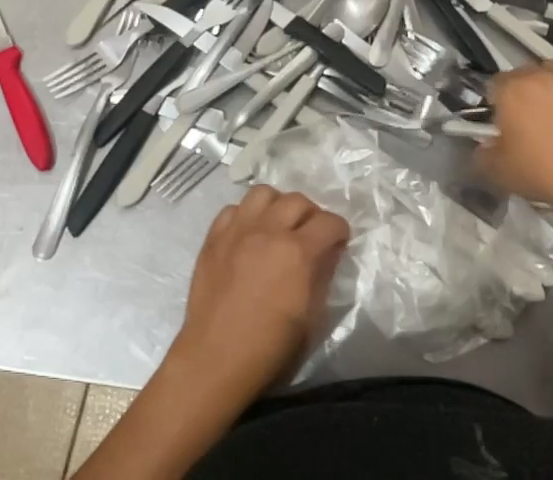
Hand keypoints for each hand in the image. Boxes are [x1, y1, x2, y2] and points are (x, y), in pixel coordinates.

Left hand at [168, 185, 348, 394]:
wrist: (216, 358)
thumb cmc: (271, 346)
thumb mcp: (312, 316)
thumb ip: (323, 274)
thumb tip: (329, 252)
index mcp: (298, 252)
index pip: (329, 221)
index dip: (339, 231)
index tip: (338, 242)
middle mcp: (268, 231)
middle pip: (298, 200)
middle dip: (311, 214)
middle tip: (310, 235)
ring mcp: (237, 231)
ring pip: (263, 193)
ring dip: (277, 206)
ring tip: (278, 226)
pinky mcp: (213, 238)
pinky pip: (232, 209)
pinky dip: (245, 216)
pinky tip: (248, 235)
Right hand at [479, 62, 552, 214]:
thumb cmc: (540, 172)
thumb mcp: (496, 170)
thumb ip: (483, 152)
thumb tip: (487, 145)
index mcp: (511, 89)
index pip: (494, 83)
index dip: (495, 102)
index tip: (501, 121)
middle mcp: (539, 75)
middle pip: (522, 75)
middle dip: (520, 92)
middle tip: (525, 119)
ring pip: (551, 73)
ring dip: (546, 87)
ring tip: (552, 113)